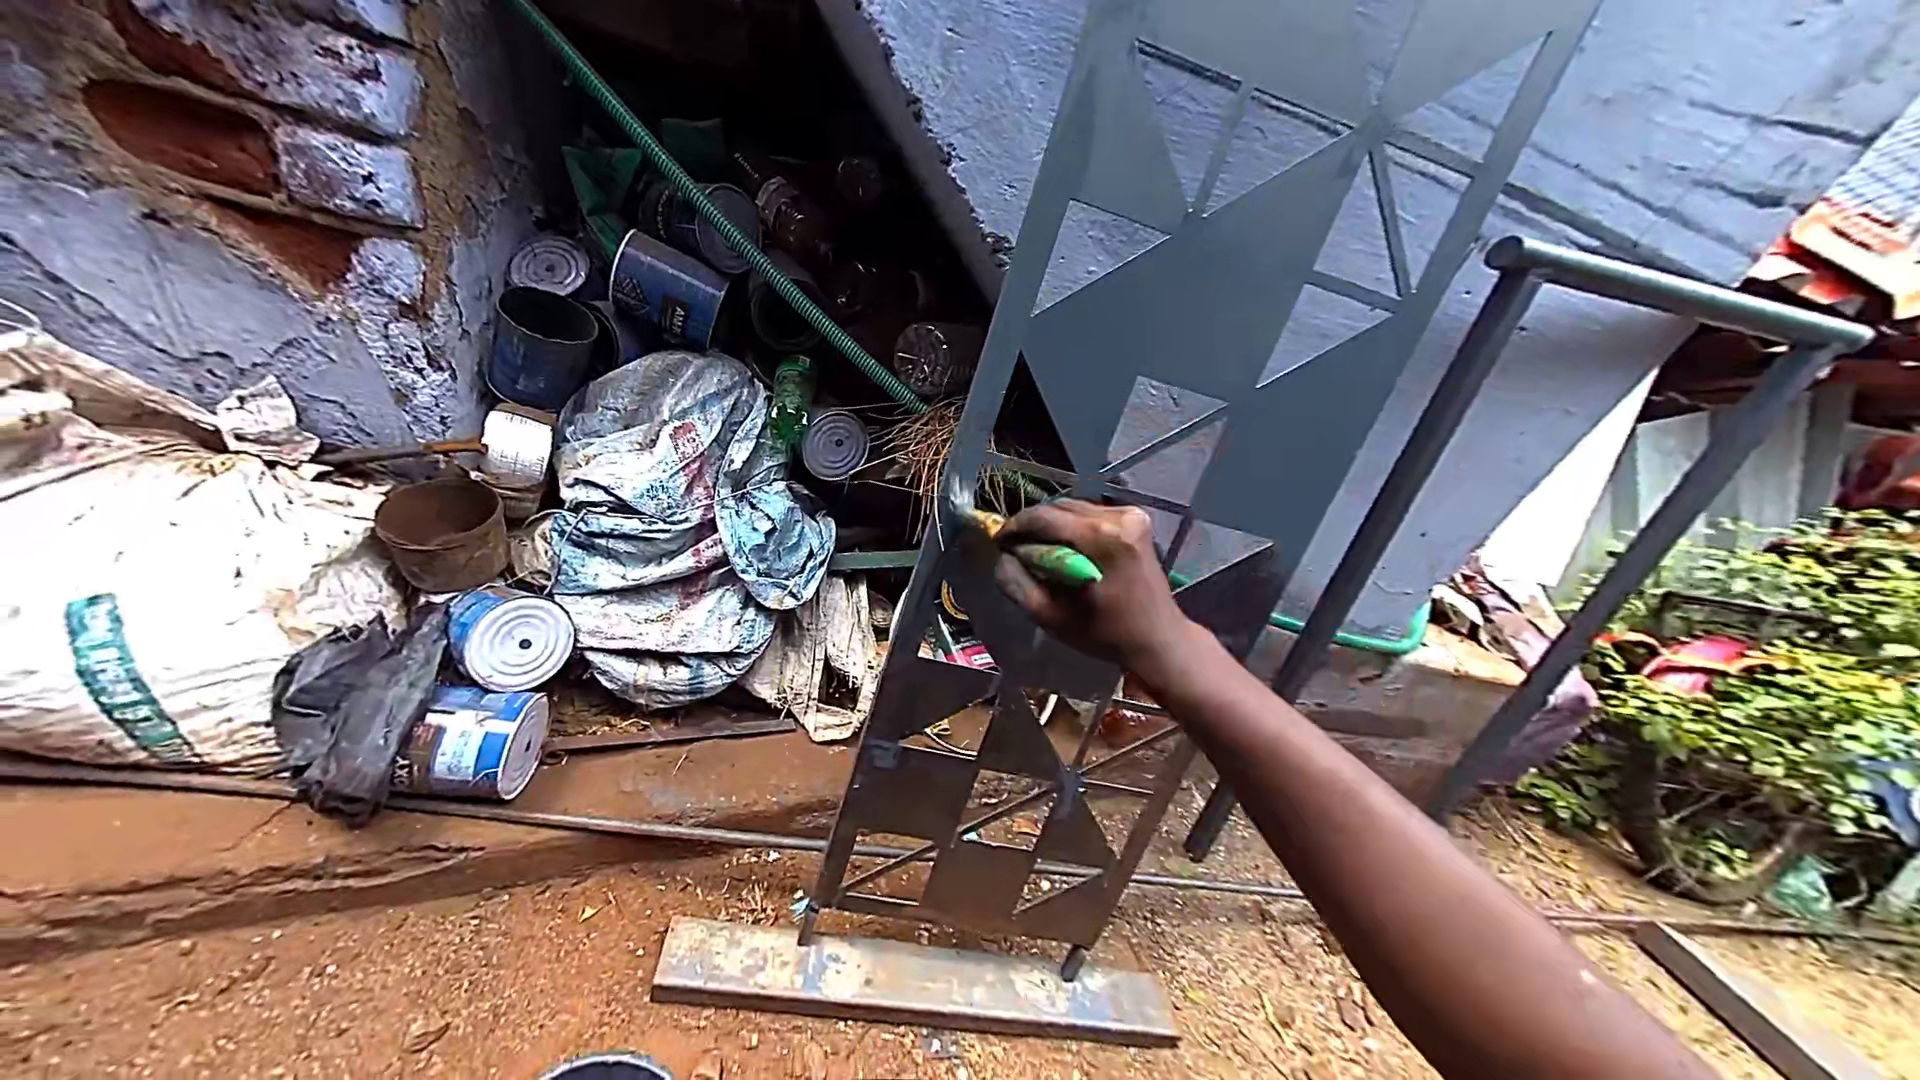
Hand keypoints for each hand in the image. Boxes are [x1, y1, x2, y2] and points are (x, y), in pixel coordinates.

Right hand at [991, 500, 1193, 667]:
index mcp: (1101, 537)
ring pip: (1074, 508)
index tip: (997, 543)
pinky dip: (1072, 527)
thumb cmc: (1105, 633)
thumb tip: (1001, 556)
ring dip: (1051, 525)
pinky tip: (1064, 547)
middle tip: (1013, 548)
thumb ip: (1017, 583)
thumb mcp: (1050, 616)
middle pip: (1059, 507)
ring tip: (1036, 548)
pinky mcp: (1136, 520)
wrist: (1157, 638)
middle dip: (1031, 525)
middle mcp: (1119, 517)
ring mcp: (1131, 515)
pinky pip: (1090, 514)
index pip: (1043, 517)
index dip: (1014, 527)